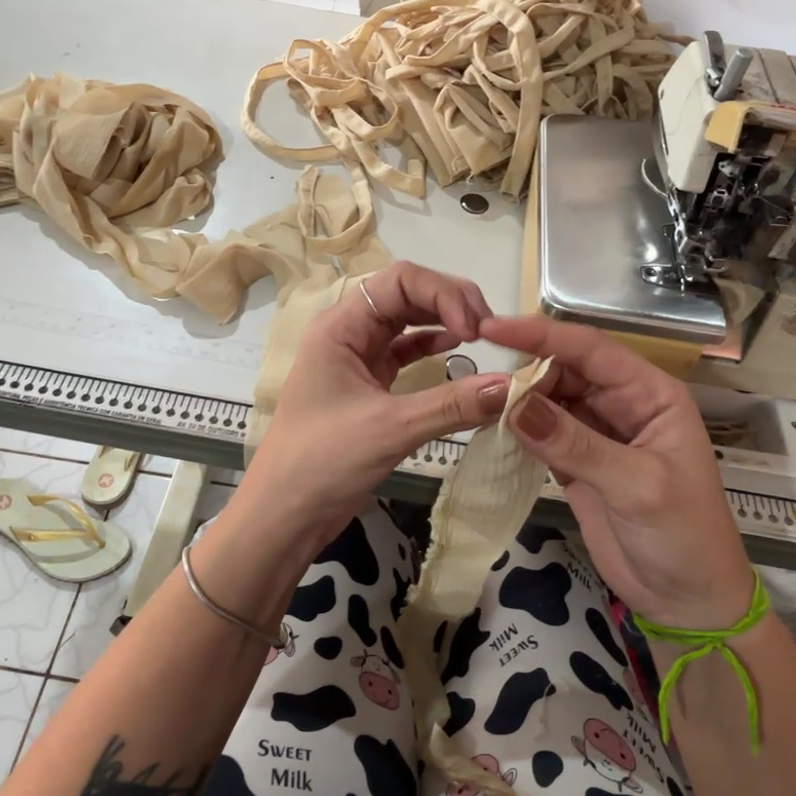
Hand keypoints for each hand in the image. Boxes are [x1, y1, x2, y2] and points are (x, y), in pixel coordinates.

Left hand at [242, 261, 511, 542]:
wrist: (283, 515)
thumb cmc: (322, 462)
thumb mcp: (390, 429)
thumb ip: (452, 404)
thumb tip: (511, 386)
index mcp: (340, 326)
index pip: (399, 280)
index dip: (443, 293)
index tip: (476, 330)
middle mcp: (348, 332)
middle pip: (405, 294)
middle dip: (450, 302)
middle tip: (491, 330)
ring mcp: (356, 359)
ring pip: (407, 321)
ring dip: (444, 322)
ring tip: (483, 337)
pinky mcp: (367, 386)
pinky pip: (405, 352)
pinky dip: (432, 347)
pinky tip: (458, 350)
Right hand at [481, 315, 754, 628]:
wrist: (689, 601)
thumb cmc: (684, 536)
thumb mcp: (638, 487)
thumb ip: (577, 445)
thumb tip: (515, 404)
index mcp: (651, 395)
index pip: (591, 350)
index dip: (543, 335)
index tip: (493, 328)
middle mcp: (623, 404)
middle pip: (565, 369)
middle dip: (525, 368)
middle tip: (480, 379)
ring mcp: (597, 433)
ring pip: (549, 398)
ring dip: (517, 399)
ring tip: (479, 401)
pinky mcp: (576, 463)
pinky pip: (540, 433)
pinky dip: (517, 429)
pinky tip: (491, 427)